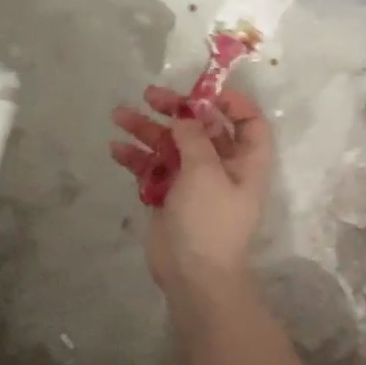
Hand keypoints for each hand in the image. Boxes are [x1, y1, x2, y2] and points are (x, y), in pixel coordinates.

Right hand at [110, 85, 273, 295]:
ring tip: (119, 116)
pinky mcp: (168, 195)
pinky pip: (152, 167)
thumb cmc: (210, 220)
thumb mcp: (205, 172)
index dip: (231, 101)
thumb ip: (194, 137)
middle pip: (201, 128)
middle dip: (176, 109)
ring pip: (171, 145)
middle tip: (148, 95)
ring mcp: (193, 181)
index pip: (249, 122)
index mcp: (245, 161)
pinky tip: (116, 149)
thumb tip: (184, 116)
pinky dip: (136, 157)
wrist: (194, 275)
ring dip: (146, 129)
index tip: (201, 89)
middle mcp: (221, 167)